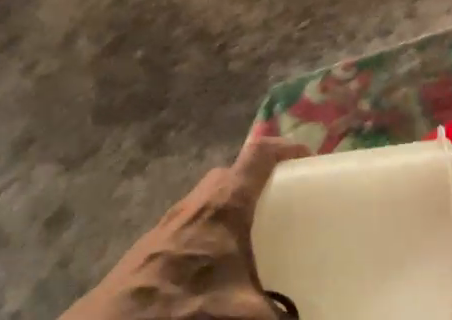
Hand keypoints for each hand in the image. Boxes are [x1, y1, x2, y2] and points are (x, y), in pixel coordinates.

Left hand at [63, 136, 307, 319]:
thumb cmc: (190, 306)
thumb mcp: (247, 313)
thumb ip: (281, 313)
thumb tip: (300, 318)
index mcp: (226, 203)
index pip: (260, 153)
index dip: (285, 148)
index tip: (307, 159)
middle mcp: (195, 203)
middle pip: (228, 175)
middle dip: (253, 182)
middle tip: (276, 206)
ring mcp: (165, 226)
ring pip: (202, 203)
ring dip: (223, 212)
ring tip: (243, 242)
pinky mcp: (144, 252)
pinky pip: (183, 231)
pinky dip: (201, 239)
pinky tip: (207, 272)